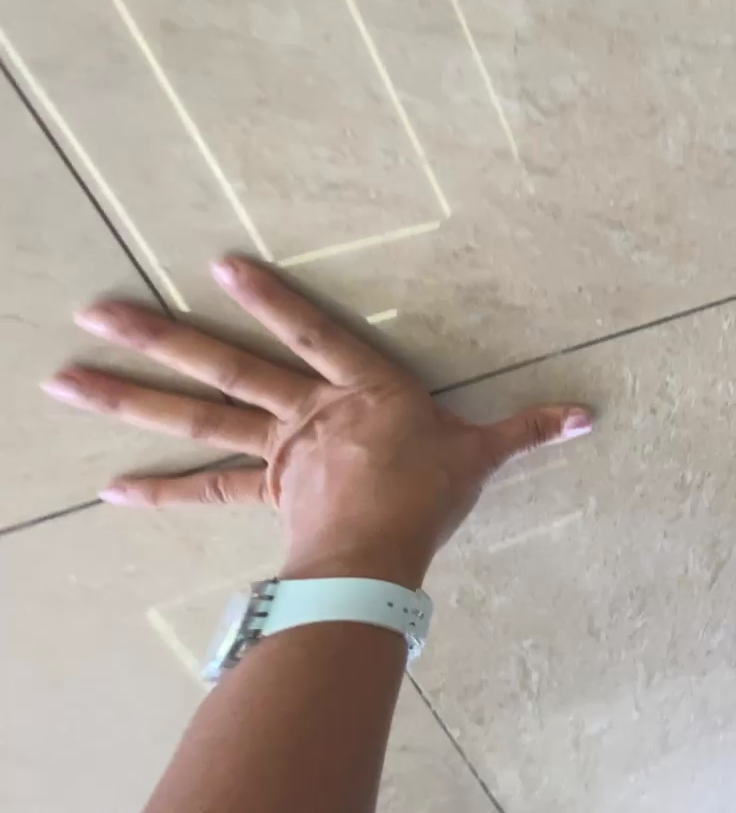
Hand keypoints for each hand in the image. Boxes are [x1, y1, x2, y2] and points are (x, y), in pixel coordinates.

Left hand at [41, 256, 593, 588]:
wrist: (382, 552)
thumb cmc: (432, 490)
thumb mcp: (487, 452)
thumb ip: (532, 427)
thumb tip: (590, 414)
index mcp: (367, 390)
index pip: (316, 334)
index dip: (272, 298)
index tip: (220, 264)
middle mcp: (313, 410)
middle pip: (232, 368)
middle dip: (163, 338)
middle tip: (95, 312)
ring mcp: (282, 449)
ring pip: (202, 416)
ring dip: (134, 397)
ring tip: (63, 378)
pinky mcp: (267, 490)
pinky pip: (212, 485)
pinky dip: (165, 486)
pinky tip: (114, 485)